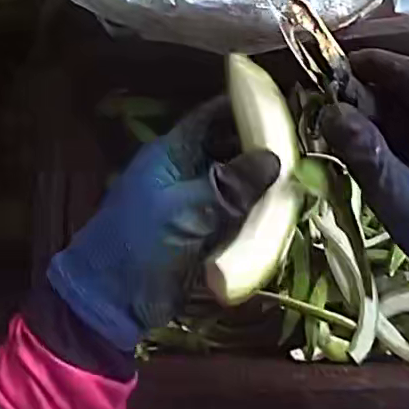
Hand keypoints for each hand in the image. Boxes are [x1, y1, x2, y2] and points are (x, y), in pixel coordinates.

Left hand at [47, 98, 278, 351]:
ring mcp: (193, 204)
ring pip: (234, 185)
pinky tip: (279, 215)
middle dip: (258, 150)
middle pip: (227, 151)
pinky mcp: (201, 235)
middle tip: (297, 150)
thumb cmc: (140, 245)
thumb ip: (230, 185)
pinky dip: (254, 216)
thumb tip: (273, 157)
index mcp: (171, 154)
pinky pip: (234, 217)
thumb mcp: (186, 211)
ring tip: (296, 180)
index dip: (239, 109)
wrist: (111, 302)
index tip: (276, 106)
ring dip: (259, 186)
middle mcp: (184, 172)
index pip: (209, 118)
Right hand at [319, 50, 408, 329]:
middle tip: (328, 97)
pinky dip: (381, 128)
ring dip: (371, 109)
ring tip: (336, 120)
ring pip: (406, 108)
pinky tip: (358, 141)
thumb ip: (365, 153)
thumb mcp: (397, 196)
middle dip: (367, 89)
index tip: (342, 64)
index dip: (381, 63)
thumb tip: (329, 112)